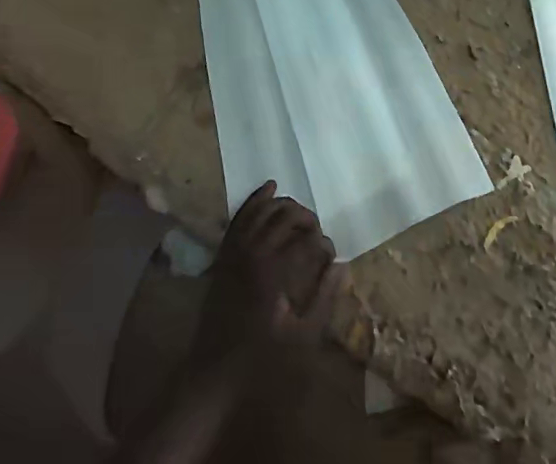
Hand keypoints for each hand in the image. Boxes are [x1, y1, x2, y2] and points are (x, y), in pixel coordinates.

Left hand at [191, 180, 346, 368]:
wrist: (214, 368)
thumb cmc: (261, 358)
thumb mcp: (302, 337)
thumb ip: (324, 299)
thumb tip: (341, 266)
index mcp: (273, 271)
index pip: (307, 241)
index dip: (324, 244)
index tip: (331, 257)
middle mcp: (252, 250)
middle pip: (285, 216)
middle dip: (307, 219)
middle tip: (318, 235)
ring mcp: (235, 247)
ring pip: (262, 208)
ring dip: (285, 205)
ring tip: (302, 215)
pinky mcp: (225, 250)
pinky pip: (240, 215)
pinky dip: (255, 198)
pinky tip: (269, 187)